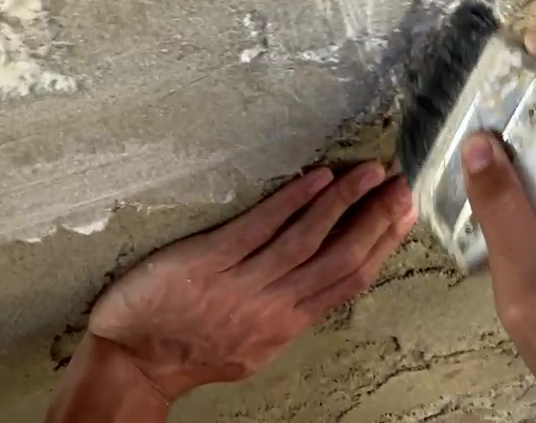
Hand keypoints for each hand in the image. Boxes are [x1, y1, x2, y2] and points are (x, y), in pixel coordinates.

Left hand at [46, 162, 415, 420]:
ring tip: (370, 173)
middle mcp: (272, 307)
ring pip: (307, 239)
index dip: (382, 245)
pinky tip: (317, 178)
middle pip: (338, 258)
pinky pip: (261, 228)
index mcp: (284, 326)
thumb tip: (319, 282)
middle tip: (403, 186)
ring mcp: (243, 283)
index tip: (406, 216)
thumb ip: (285, 310)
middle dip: (376, 220)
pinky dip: (293, 201)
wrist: (130, 361)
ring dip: (344, 202)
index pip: (347, 281)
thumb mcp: (250, 343)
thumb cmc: (187, 349)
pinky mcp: (211, 261)